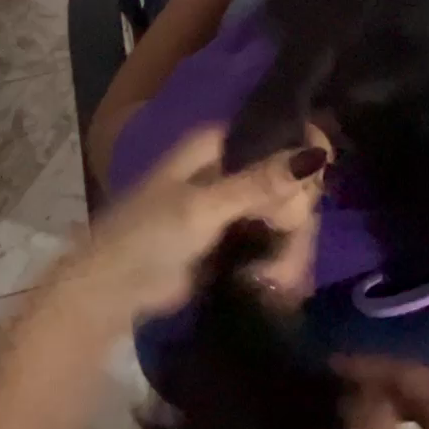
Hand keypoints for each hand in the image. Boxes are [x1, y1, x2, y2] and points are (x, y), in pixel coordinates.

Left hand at [72, 126, 326, 317]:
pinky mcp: (238, 239)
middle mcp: (232, 168)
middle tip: (287, 247)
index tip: (309, 193)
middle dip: (294, 219)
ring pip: (288, 215)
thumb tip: (316, 153)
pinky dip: (280, 261)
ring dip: (289, 248)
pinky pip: (276, 241)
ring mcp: (236, 205)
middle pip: (291, 181)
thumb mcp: (204, 206)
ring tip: (276, 278)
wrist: (113, 292)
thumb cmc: (149, 236)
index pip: (281, 136)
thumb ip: (260, 182)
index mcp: (218, 145)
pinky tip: (275, 281)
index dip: (302, 161)